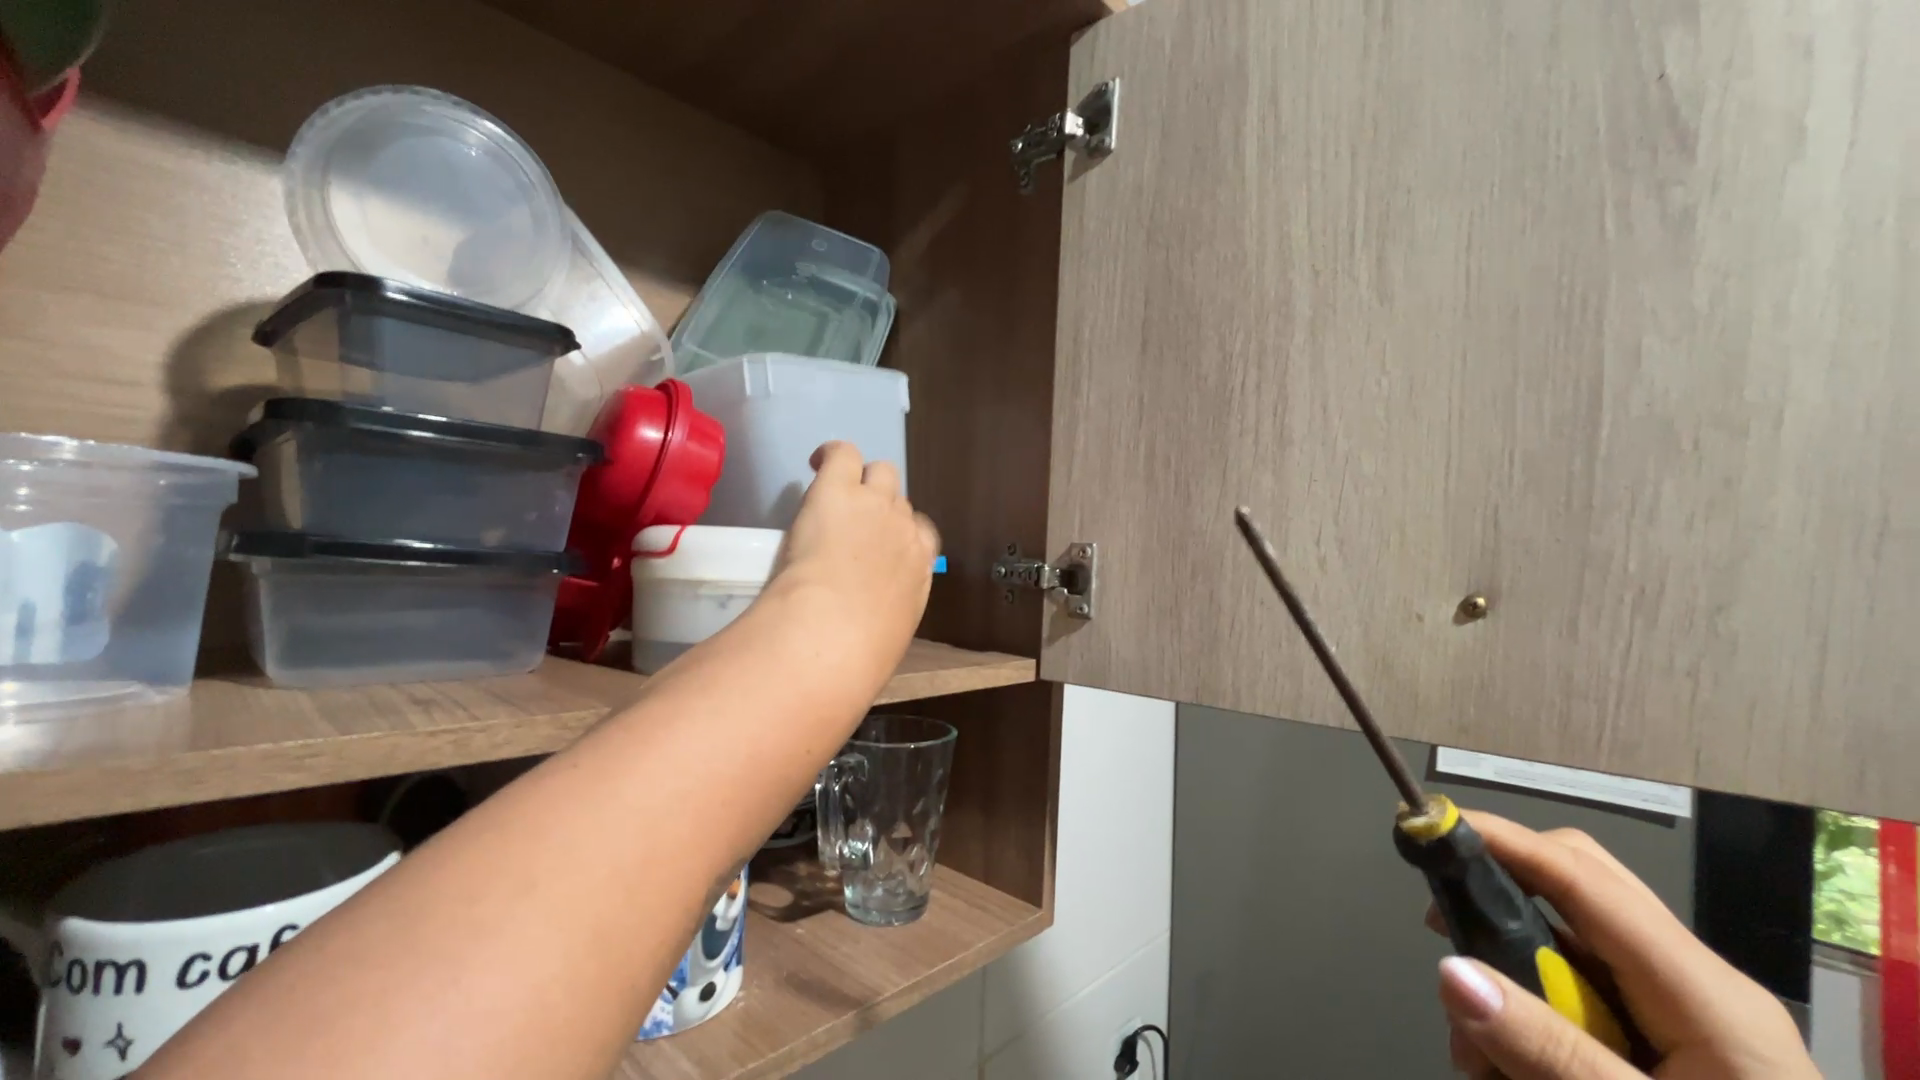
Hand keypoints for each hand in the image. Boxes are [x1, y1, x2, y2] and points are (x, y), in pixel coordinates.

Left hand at [764, 442, 939, 684]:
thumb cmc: (861, 651)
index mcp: (921, 568)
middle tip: (852, 525)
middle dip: (881, 509)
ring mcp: (873, 504)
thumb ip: (887, 616)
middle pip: (900, 501)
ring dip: (862, 480)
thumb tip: (874, 626)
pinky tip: (816, 462)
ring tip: (837, 493)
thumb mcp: (889, 635)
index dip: (899, 535)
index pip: (921, 534)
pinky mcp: (838, 488)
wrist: (833, 630)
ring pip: (881, 472)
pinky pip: (842, 453)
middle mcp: (904, 529)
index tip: (878, 548)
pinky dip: (830, 455)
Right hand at [1431, 811, 1819, 1079]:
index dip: (1503, 840)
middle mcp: (1693, 981)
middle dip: (1499, 905)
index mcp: (1705, 992)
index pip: (1585, 878)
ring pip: (1566, 943)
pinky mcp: (1669, 1041)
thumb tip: (1450, 970)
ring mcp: (1683, 1010)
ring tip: (1479, 1061)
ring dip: (1506, 980)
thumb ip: (1551, 1053)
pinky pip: (1580, 993)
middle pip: (1578, 888)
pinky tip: (1510, 1070)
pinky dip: (1530, 1017)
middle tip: (1443, 939)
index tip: (1428, 825)